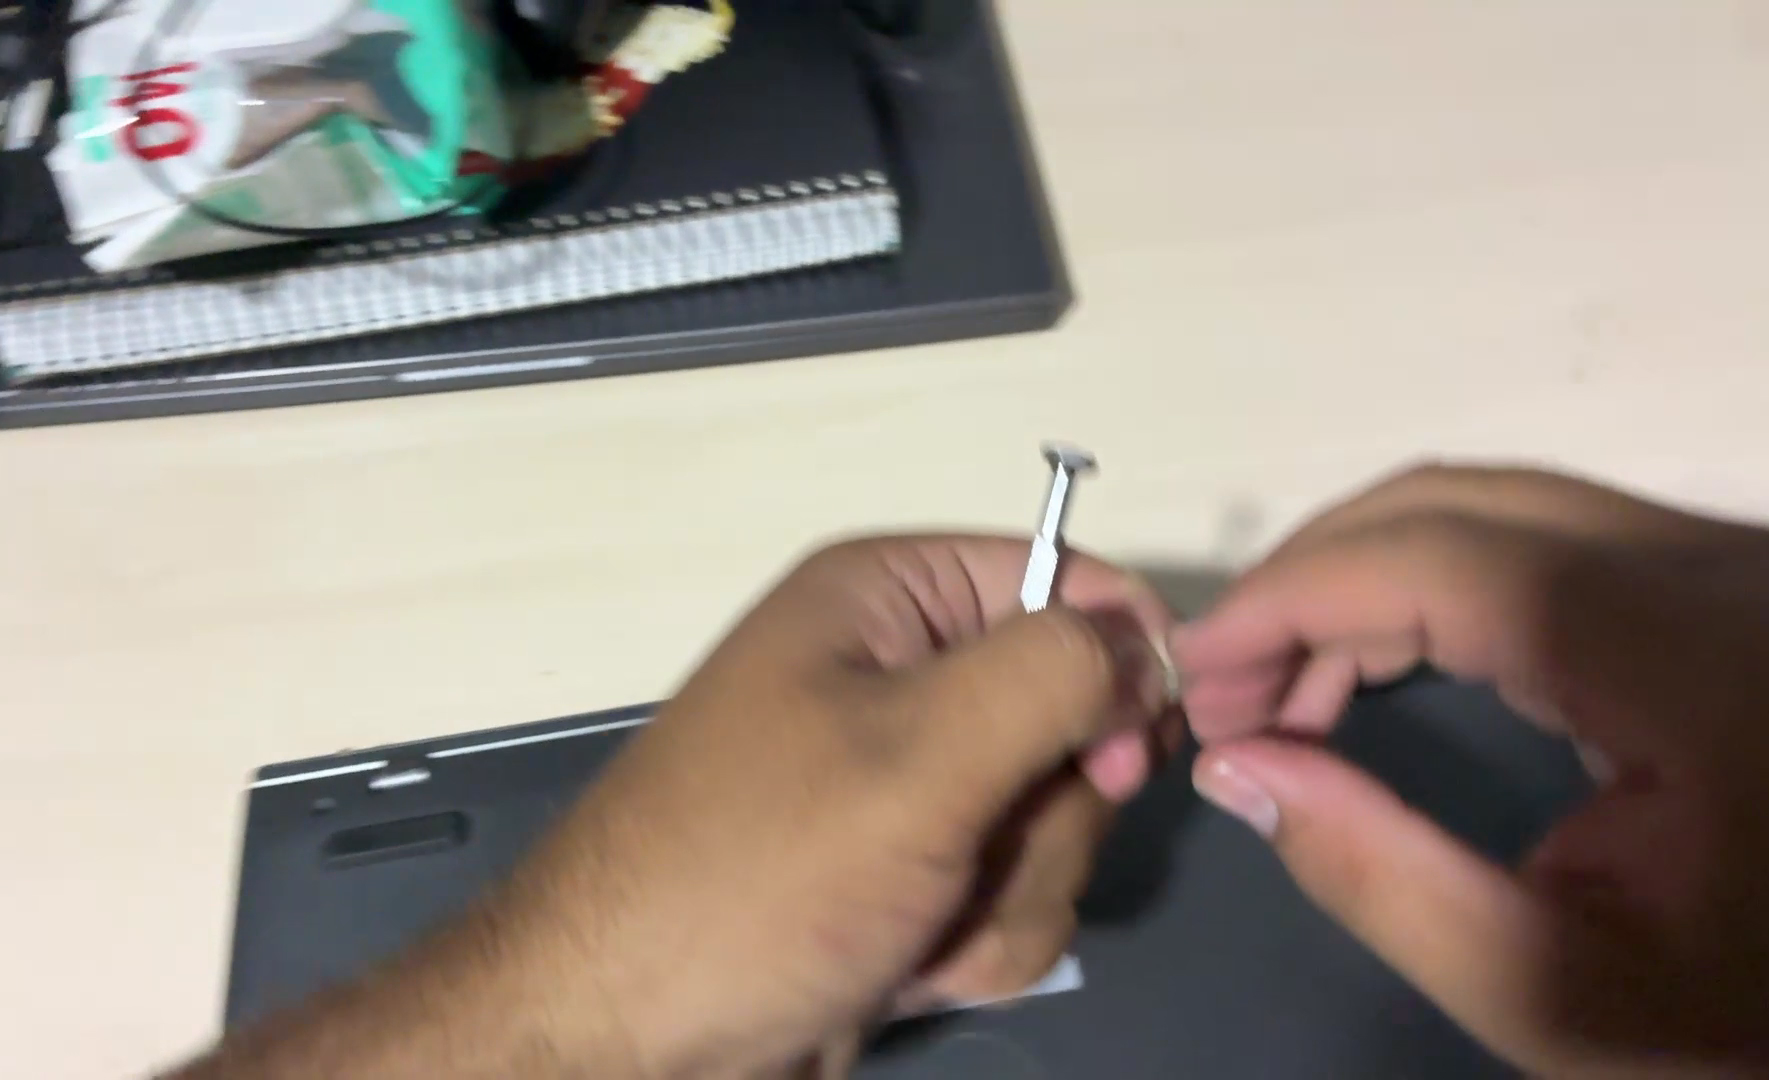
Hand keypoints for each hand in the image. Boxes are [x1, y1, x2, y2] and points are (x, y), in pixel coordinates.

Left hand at [504, 536, 1176, 1076]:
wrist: (626, 1033)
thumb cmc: (760, 868)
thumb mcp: (918, 755)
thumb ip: (1048, 676)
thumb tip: (1143, 641)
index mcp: (890, 595)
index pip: (1058, 577)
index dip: (1121, 652)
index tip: (1140, 747)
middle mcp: (900, 664)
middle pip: (1066, 705)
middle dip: (1047, 805)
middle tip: (986, 846)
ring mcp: (907, 763)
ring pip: (1048, 807)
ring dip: (1009, 881)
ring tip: (923, 917)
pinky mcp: (911, 847)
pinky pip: (1009, 874)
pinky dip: (979, 927)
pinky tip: (907, 953)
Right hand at [1171, 464, 1768, 1076]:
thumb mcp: (1561, 996)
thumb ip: (1375, 875)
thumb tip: (1228, 767)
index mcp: (1705, 665)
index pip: (1430, 561)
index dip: (1282, 599)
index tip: (1194, 668)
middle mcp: (1720, 569)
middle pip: (1434, 508)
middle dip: (1298, 586)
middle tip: (1225, 687)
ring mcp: (1721, 562)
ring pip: (1462, 513)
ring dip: (1340, 587)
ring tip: (1275, 688)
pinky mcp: (1703, 583)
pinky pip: (1505, 542)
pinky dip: (1399, 594)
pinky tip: (1356, 668)